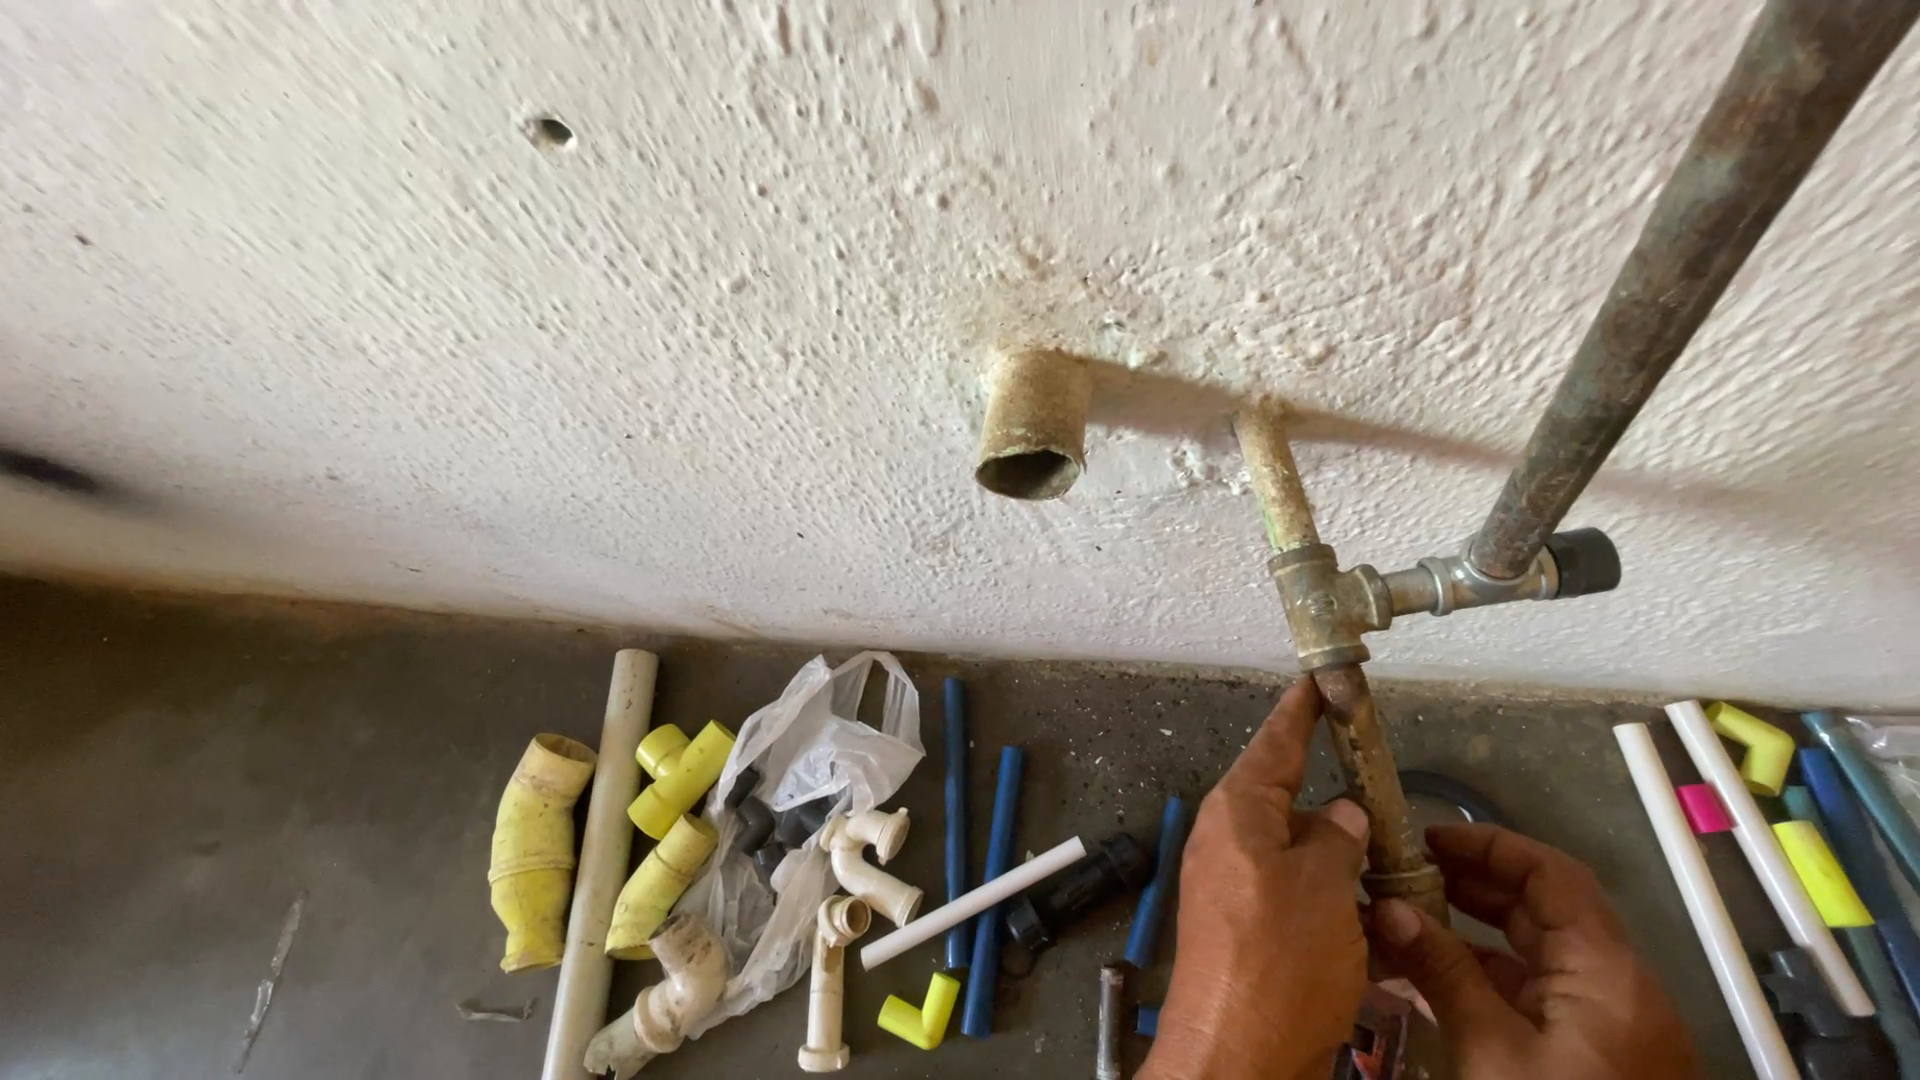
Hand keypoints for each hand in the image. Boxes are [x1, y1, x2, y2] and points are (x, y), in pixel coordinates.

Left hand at [1140, 680, 1371, 1079]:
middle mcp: (1231, 840)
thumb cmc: (1279, 958)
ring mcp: (1239, 888)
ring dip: (1348, 869)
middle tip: (1385, 801)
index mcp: (1238, 812)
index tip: (1316, 682)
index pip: (1274, 745)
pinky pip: (1303, 902)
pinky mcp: (1253, 932)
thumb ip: (1336, 840)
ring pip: (1306, 859)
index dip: (1299, 712)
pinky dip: (1339, 910)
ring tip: (1399, 877)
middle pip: (1292, 804)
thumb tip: (1341, 815)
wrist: (1238, 1054)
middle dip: (1339, 809)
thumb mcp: (1320, 887)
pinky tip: (1379, 929)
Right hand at [1370, 823, 1700, 1079]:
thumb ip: (1441, 970)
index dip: (1489, 846)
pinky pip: (1530, 989)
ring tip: (1404, 913)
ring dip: (1468, 924)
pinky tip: (1427, 969)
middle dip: (1469, 881)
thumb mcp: (1490, 1050)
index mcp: (1606, 972)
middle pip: (1542, 906)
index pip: (1552, 874)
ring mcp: (1602, 1021)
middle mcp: (1613, 984)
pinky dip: (1480, 968)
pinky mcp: (1586, 1052)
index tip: (1425, 838)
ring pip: (1532, 947)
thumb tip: (1386, 906)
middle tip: (1402, 872)